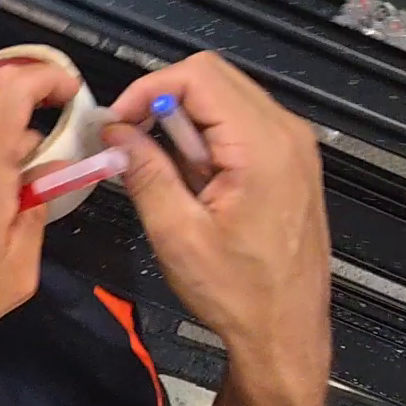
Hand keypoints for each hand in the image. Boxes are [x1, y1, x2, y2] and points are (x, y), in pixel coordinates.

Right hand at [104, 52, 330, 405]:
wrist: (285, 329)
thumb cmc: (235, 291)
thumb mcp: (176, 233)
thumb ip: (145, 172)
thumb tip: (114, 130)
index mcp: (263, 146)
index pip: (198, 76)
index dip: (147, 89)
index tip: (115, 124)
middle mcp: (285, 133)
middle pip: (212, 76)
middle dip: (158, 98)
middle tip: (124, 139)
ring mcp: (290, 146)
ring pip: (222, 96)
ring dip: (176, 117)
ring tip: (147, 160)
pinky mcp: (285, 161)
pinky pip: (234, 123)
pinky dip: (197, 134)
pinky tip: (180, 173)